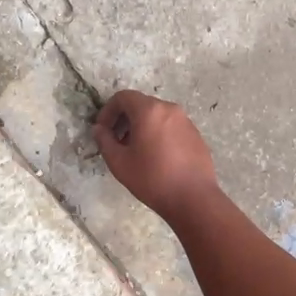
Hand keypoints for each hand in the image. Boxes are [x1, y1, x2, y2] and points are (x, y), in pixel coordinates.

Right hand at [92, 91, 221, 222]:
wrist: (193, 198)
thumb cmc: (152, 179)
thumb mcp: (119, 162)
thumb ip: (104, 141)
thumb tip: (99, 129)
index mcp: (149, 111)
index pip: (123, 97)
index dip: (108, 111)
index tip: (103, 131)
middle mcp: (169, 109)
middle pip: (140, 104)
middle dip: (124, 119)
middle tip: (116, 142)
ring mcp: (185, 121)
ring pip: (157, 116)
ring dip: (141, 127)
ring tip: (135, 152)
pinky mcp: (195, 135)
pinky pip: (170, 126)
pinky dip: (158, 134)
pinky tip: (156, 158)